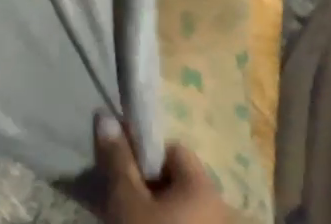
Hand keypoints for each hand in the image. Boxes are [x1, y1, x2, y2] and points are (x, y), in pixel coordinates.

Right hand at [97, 117, 228, 223]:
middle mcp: (223, 209)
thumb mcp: (126, 197)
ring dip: (161, 205)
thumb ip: (118, 157)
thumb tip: (107, 117)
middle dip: (152, 181)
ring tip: (137, 218)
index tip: (127, 169)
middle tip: (128, 196)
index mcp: (205, 189)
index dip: (147, 153)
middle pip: (181, 178)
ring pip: (185, 203)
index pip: (176, 150)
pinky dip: (172, 221)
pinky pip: (191, 221)